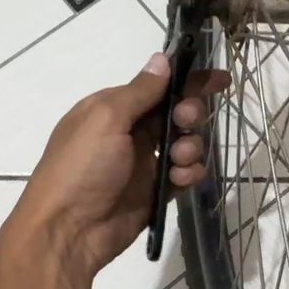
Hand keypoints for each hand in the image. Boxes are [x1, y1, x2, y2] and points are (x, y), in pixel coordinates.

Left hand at [3, 53, 229, 282]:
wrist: (68, 230)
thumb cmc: (81, 167)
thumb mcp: (106, 119)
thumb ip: (139, 91)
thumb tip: (161, 58)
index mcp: (113, 108)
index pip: (158, 86)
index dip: (189, 80)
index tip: (220, 80)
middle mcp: (130, 132)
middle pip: (177, 113)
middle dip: (190, 113)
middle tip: (186, 120)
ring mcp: (144, 163)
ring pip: (185, 143)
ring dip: (190, 146)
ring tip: (177, 159)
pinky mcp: (155, 192)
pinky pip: (184, 175)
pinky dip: (188, 174)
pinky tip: (178, 180)